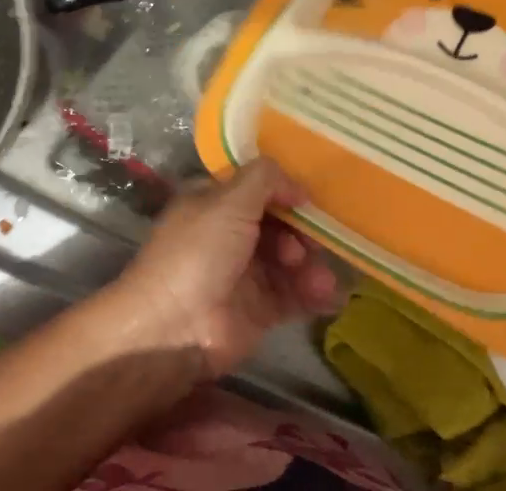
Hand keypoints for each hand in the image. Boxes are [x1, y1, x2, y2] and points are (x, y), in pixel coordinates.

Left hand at [107, 159, 339, 379]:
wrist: (176, 326)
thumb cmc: (198, 252)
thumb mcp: (227, 202)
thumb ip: (264, 180)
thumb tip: (296, 185)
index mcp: (214, 203)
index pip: (256, 188)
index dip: (284, 191)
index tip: (309, 199)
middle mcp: (229, 233)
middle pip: (278, 223)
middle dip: (301, 231)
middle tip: (310, 244)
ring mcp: (245, 272)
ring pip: (290, 259)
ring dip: (310, 265)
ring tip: (318, 279)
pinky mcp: (259, 308)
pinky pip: (294, 294)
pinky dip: (314, 293)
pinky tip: (329, 296)